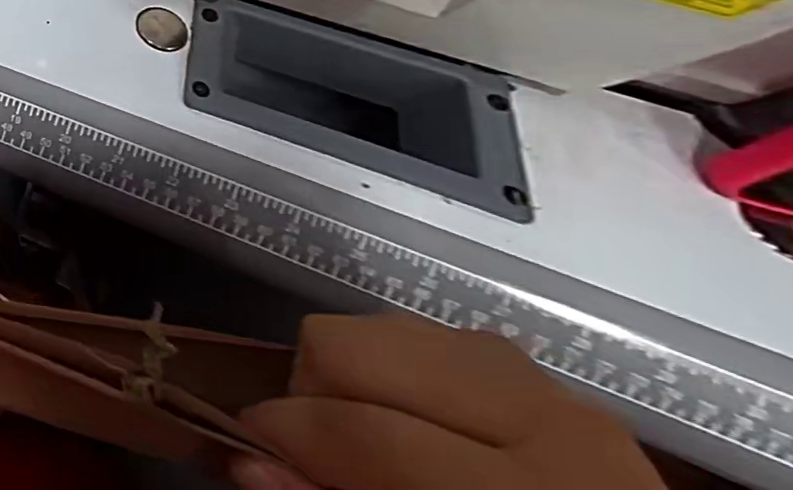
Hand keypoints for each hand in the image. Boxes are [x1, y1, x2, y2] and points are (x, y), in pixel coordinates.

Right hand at [230, 315, 665, 489]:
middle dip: (311, 392)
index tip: (251, 447)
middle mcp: (543, 422)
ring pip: (377, 327)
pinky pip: (417, 336)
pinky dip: (389, 372)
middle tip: (317, 448)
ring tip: (365, 437)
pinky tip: (411, 426)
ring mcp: (542, 384)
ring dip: (348, 377)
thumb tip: (249, 464)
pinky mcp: (535, 372)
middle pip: (351, 348)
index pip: (362, 431)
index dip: (285, 433)